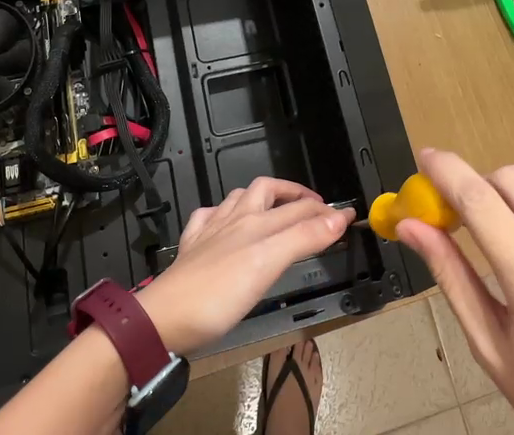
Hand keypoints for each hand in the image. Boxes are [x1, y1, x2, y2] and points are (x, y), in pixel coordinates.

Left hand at [138, 178, 353, 355]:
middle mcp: (233, 220)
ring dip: (259, 198)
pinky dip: (221, 214)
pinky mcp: (191, 250)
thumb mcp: (268, 264)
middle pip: (268, 194)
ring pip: (237, 200)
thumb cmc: (218, 294)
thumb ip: (303, 238)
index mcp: (255, 222)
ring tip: (274, 206)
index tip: (349, 216)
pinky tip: (223, 220)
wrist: (164, 319)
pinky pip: (206, 219)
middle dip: (295, 195)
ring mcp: (209, 233)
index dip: (326, 212)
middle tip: (315, 206)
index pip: (299, 209)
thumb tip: (338, 216)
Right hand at [396, 149, 513, 434]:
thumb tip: (410, 227)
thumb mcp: (491, 347)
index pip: (479, 201)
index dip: (445, 171)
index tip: (424, 159)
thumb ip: (450, 276)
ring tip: (499, 230)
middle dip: (477, 184)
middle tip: (458, 211)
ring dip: (511, 192)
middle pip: (512, 179)